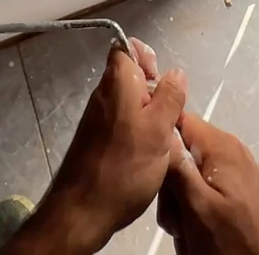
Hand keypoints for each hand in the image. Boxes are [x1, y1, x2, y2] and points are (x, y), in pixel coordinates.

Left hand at [5, 38, 186, 254]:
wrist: (82, 211)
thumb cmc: (124, 165)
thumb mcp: (159, 129)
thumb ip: (170, 96)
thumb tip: (176, 72)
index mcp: (117, 80)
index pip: (127, 46)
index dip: (148, 57)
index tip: (161, 83)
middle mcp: (104, 92)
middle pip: (132, 76)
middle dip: (155, 92)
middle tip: (168, 119)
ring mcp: (98, 116)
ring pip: (130, 102)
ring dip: (149, 116)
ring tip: (161, 142)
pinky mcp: (97, 138)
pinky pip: (123, 123)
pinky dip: (137, 133)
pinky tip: (146, 157)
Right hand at [157, 113, 258, 254]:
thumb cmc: (235, 241)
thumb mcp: (198, 206)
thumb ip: (177, 166)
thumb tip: (160, 126)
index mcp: (220, 144)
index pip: (179, 120)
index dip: (162, 143)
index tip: (157, 173)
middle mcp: (230, 149)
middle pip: (184, 152)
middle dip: (173, 185)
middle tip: (177, 217)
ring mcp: (237, 170)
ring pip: (192, 175)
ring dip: (183, 203)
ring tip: (189, 229)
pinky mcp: (240, 189)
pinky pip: (207, 189)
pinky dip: (198, 210)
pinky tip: (201, 231)